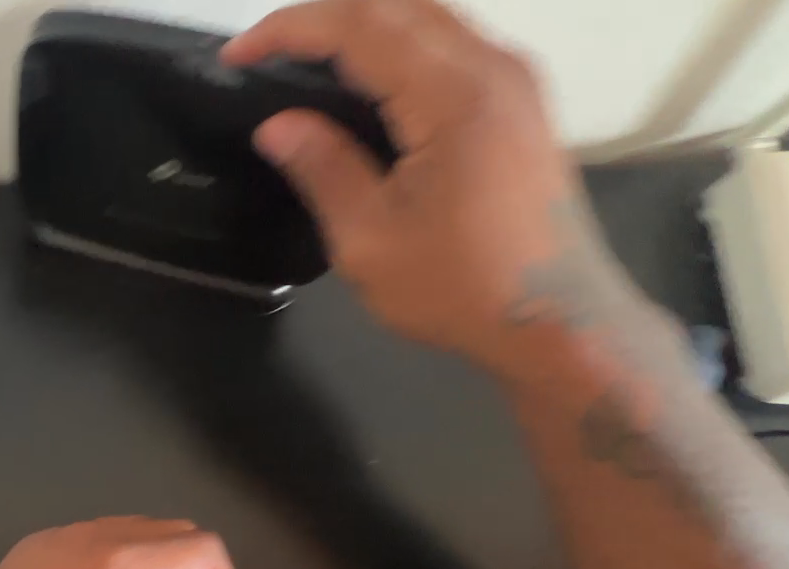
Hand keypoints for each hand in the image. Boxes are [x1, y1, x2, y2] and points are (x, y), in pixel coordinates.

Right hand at [222, 0, 639, 369]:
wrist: (552, 318)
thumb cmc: (456, 288)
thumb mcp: (368, 240)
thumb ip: (323, 170)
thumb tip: (277, 125)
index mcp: (453, 96)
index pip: (361, 27)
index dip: (291, 29)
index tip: (237, 55)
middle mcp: (493, 67)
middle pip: (399, 3)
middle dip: (323, 16)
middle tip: (264, 52)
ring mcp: (513, 80)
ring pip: (430, 15)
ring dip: (361, 25)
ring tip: (303, 61)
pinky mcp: (518, 101)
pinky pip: (451, 44)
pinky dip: (396, 45)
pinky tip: (364, 81)